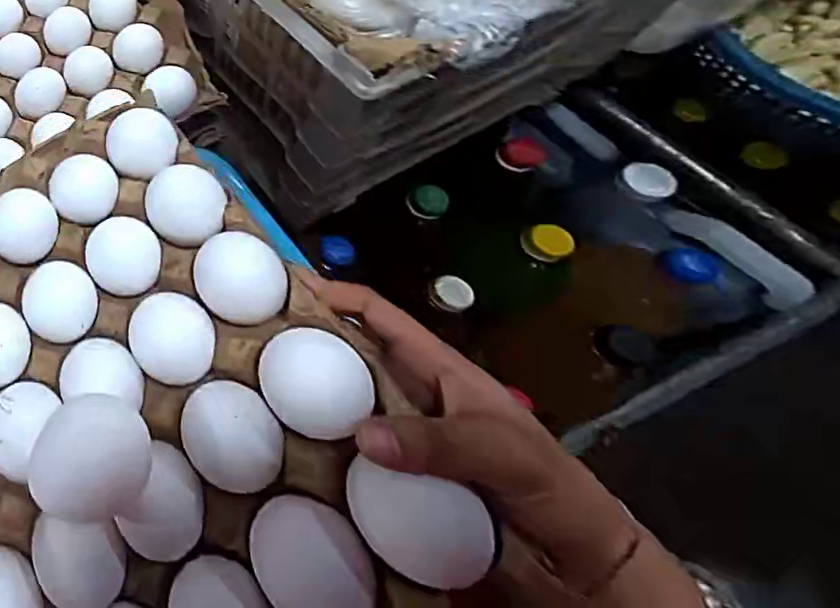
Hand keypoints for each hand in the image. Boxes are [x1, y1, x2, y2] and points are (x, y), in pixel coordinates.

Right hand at [299, 272, 703, 605]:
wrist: (578, 556)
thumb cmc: (545, 480)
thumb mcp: (497, 449)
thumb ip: (435, 440)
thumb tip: (361, 434)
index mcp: (434, 366)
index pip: (378, 314)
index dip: (338, 293)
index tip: (293, 284)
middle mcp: (410, 393)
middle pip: (351, 355)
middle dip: (310, 341)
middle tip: (261, 339)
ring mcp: (404, 433)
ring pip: (348, 403)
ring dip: (313, 398)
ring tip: (265, 394)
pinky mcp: (401, 474)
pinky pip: (355, 454)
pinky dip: (328, 450)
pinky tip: (300, 457)